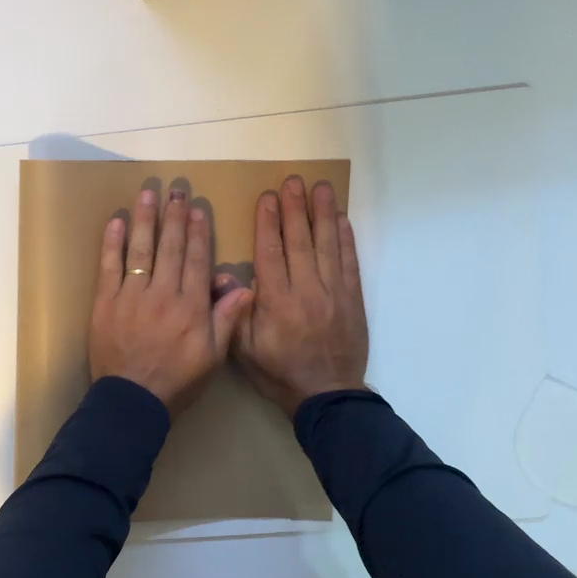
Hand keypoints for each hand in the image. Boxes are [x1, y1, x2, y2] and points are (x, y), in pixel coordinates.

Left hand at [90, 186, 252, 411]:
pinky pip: (109, 265)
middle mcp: (163, 294)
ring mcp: (132, 295)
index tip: (198, 210)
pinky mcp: (106, 302)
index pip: (197, 260)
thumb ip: (227, 320)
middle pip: (171, 247)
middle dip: (175, 217)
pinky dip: (113, 242)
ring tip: (149, 193)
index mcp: (192, 306)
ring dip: (146, 219)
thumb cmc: (176, 382)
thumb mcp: (212, 357)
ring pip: (142, 249)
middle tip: (177, 191)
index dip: (199, 232)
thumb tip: (244, 287)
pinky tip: (117, 221)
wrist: (132, 401)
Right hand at [232, 176, 368, 415]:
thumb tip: (224, 276)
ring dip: (323, 214)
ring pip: (327, 245)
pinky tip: (342, 220)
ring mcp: (333, 293)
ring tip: (320, 188)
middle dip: (295, 208)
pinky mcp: (352, 300)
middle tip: (293, 181)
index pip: (271, 252)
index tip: (267, 197)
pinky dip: (345, 239)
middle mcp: (306, 290)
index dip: (268, 222)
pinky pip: (349, 262)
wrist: (326, 396)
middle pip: (300, 241)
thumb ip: (235, 311)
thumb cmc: (279, 373)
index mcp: (276, 302)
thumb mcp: (244, 350)